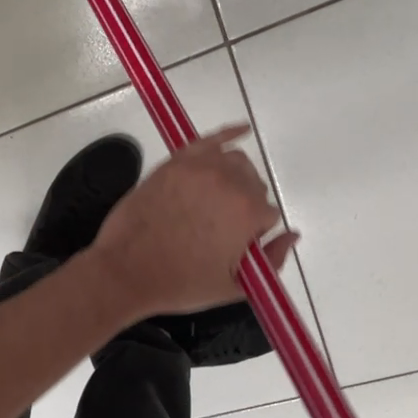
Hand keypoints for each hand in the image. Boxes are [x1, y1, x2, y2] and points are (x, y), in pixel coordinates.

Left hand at [83, 123, 296, 316]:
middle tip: (219, 229)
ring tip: (217, 201)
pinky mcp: (175, 163)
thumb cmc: (180, 283)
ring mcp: (200, 169)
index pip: (267, 216)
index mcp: (248, 214)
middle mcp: (229, 183)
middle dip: (244, 206)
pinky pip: (210, 139)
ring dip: (235, 178)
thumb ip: (272, 261)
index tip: (231, 246)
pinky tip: (242, 131)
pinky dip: (229, 133)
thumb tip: (291, 235)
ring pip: (235, 162)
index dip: (251, 234)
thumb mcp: (233, 286)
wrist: (126, 272)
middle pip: (253, 186)